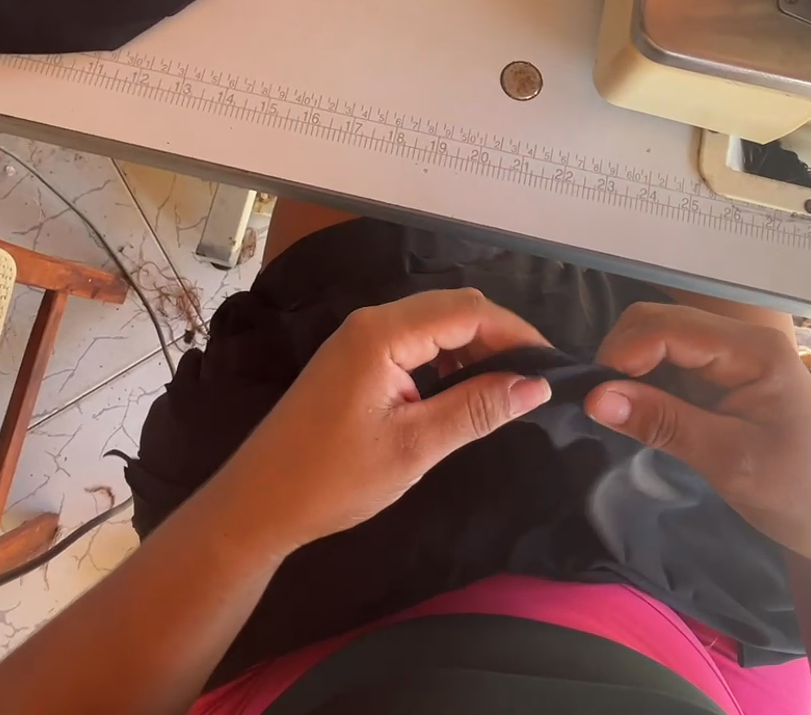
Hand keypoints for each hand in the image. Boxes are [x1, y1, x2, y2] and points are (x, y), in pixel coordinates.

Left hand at [202, 288, 553, 554]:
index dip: (516, 332)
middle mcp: (372, 321)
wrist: (259, 502)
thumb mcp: (414, 447)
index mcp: (383, 333)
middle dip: (499, 336)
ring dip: (473, 347)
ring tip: (504, 388)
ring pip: (435, 322)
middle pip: (453, 308)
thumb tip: (536, 385)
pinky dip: (446, 357)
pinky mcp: (357, 356)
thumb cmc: (333, 478)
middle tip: (533, 380)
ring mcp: (361, 336)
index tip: (552, 366)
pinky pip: (414, 340)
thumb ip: (476, 409)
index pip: (467, 311)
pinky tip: (461, 388)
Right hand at [582, 302, 810, 570]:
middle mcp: (740, 339)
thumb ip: (661, 422)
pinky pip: (671, 362)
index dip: (623, 353)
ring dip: (631, 368)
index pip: (666, 327)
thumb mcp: (728, 461)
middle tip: (604, 406)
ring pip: (659, 339)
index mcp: (752, 349)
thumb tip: (593, 397)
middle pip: (658, 323)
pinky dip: (646, 380)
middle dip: (622, 356)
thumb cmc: (801, 495)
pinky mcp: (724, 377)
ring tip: (620, 411)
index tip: (596, 398)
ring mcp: (732, 356)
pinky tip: (642, 410)